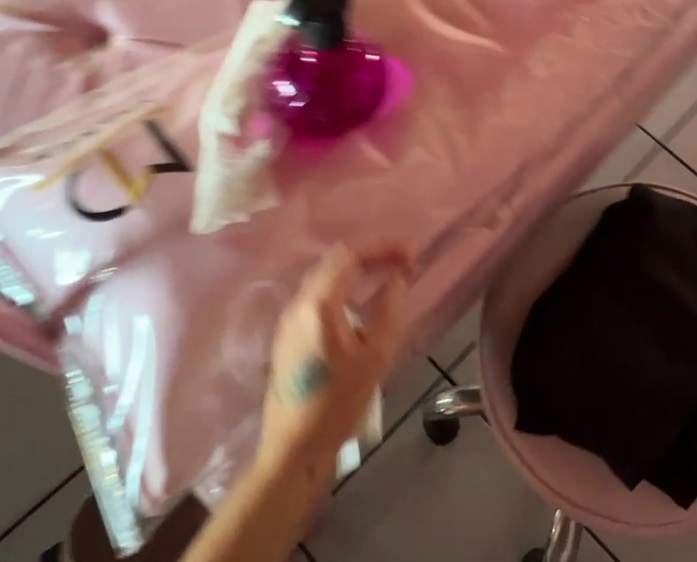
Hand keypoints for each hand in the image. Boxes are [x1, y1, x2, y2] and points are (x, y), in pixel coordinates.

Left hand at [259, 245, 410, 470]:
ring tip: (385, 282)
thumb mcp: (375, 355)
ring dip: (356, 273)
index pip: (349, 255)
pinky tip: (360, 308)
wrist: (294, 448)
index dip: (382, 248)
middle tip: (401, 266)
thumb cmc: (338, 402)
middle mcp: (297, 305)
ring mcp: (288, 321)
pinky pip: (316, 298)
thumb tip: (396, 280)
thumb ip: (388, 309)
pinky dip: (342, 290)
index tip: (409, 256)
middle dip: (370, 257)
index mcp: (318, 305)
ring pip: (324, 280)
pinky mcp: (287, 338)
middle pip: (334, 263)